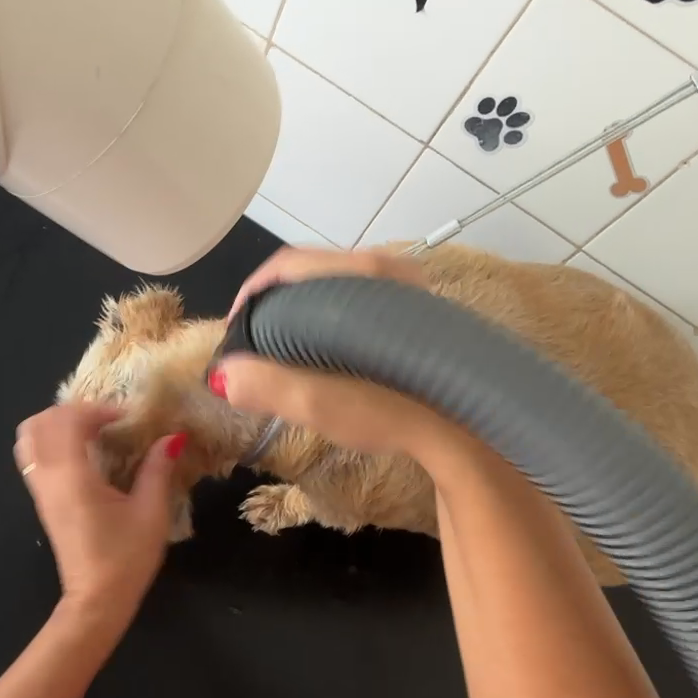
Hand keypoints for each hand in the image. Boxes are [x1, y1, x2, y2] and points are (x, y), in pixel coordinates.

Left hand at [14, 403, 182, 617]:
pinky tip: (82, 455)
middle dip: (74, 411)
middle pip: (41, 422)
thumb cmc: (126, 558)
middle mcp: (48, 477)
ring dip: (56, 424)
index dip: (98, 409)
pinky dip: (50, 442)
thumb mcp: (151, 512)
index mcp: (72, 476)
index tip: (128, 418)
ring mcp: (40, 491)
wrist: (97, 599)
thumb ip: (158, 469)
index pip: (69, 420)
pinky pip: (32, 458)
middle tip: (106, 419)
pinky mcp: (42, 502)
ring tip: (89, 432)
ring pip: (29, 438)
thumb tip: (172, 438)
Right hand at [215, 248, 478, 470]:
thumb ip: (267, 385)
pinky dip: (329, 322)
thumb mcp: (323, 403)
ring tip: (282, 355)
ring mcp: (409, 289)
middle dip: (272, 306)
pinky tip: (325, 358)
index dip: (249, 296)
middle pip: (310, 272)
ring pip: (335, 287)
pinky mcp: (421, 314)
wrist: (475, 432)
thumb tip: (222, 376)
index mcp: (362, 277)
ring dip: (300, 315)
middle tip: (252, 348)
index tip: (232, 333)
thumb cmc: (396, 412)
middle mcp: (388, 269)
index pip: (286, 265)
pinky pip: (359, 302)